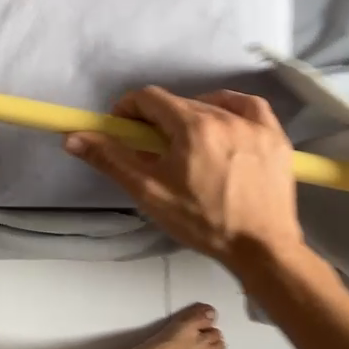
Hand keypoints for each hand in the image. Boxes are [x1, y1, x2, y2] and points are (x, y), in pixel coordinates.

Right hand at [64, 87, 305, 270]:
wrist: (263, 250)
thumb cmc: (202, 222)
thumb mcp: (149, 191)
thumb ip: (110, 158)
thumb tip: (73, 137)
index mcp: (193, 126)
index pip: (148, 97)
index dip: (128, 110)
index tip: (123, 131)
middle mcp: (224, 116)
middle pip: (177, 102)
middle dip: (157, 119)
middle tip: (152, 149)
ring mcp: (255, 126)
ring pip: (209, 104)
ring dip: (189, 115)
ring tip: (186, 143)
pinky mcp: (276, 138)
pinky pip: (248, 106)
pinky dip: (229, 107)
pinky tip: (222, 122)